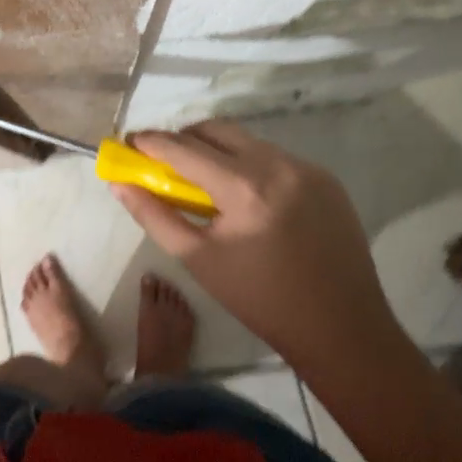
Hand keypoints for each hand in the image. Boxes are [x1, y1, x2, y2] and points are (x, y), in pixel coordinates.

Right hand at [111, 122, 400, 364]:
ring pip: (246, 141)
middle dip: (184, 139)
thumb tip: (119, 183)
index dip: (150, 143)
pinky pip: (275, 157)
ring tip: (207, 184)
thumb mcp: (199, 260)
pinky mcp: (327, 179)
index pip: (184, 148)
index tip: (129, 144)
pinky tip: (248, 199)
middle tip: (164, 163)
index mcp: (243, 187)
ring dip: (218, 151)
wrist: (343, 331)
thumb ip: (154, 216)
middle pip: (215, 130)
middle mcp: (277, 165)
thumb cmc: (261, 300)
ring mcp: (307, 168)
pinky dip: (251, 166)